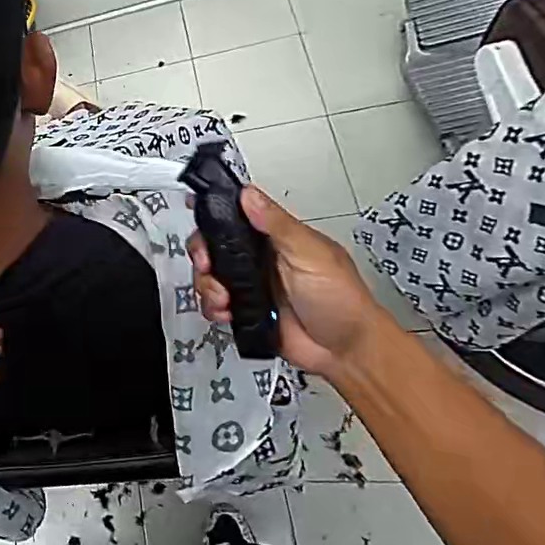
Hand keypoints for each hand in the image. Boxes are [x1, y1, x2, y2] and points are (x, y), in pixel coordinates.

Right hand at [188, 186, 392, 376]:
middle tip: (207, 264)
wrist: (345, 349)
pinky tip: (226, 311)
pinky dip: (213, 308)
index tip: (199, 217)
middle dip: (203, 253)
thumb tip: (250, 195)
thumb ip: (277, 224)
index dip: (215, 216)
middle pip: (215, 247)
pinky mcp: (246, 313)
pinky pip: (216, 306)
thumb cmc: (341, 298)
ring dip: (208, 285)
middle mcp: (262, 260)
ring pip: (211, 277)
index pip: (238, 217)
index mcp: (277, 238)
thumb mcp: (309, 252)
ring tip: (223, 297)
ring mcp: (253, 287)